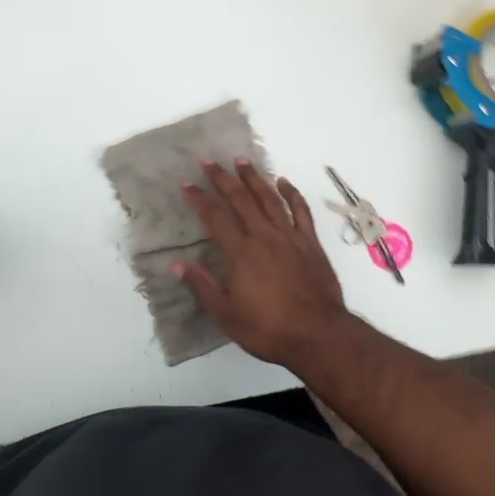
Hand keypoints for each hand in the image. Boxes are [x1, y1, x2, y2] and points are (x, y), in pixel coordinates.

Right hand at [174, 159, 355, 372]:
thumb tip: (177, 265)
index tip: (187, 183)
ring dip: (254, 178)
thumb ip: (203, 286)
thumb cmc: (268, 329)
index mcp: (241, 253)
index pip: (215, 218)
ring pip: (269, 199)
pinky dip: (292, 194)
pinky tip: (284, 182)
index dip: (199, 199)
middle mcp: (264, 237)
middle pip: (240, 200)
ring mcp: (290, 237)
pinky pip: (300, 211)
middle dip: (223, 178)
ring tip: (242, 161)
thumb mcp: (227, 315)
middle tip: (209, 161)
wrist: (318, 334)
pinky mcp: (310, 243)